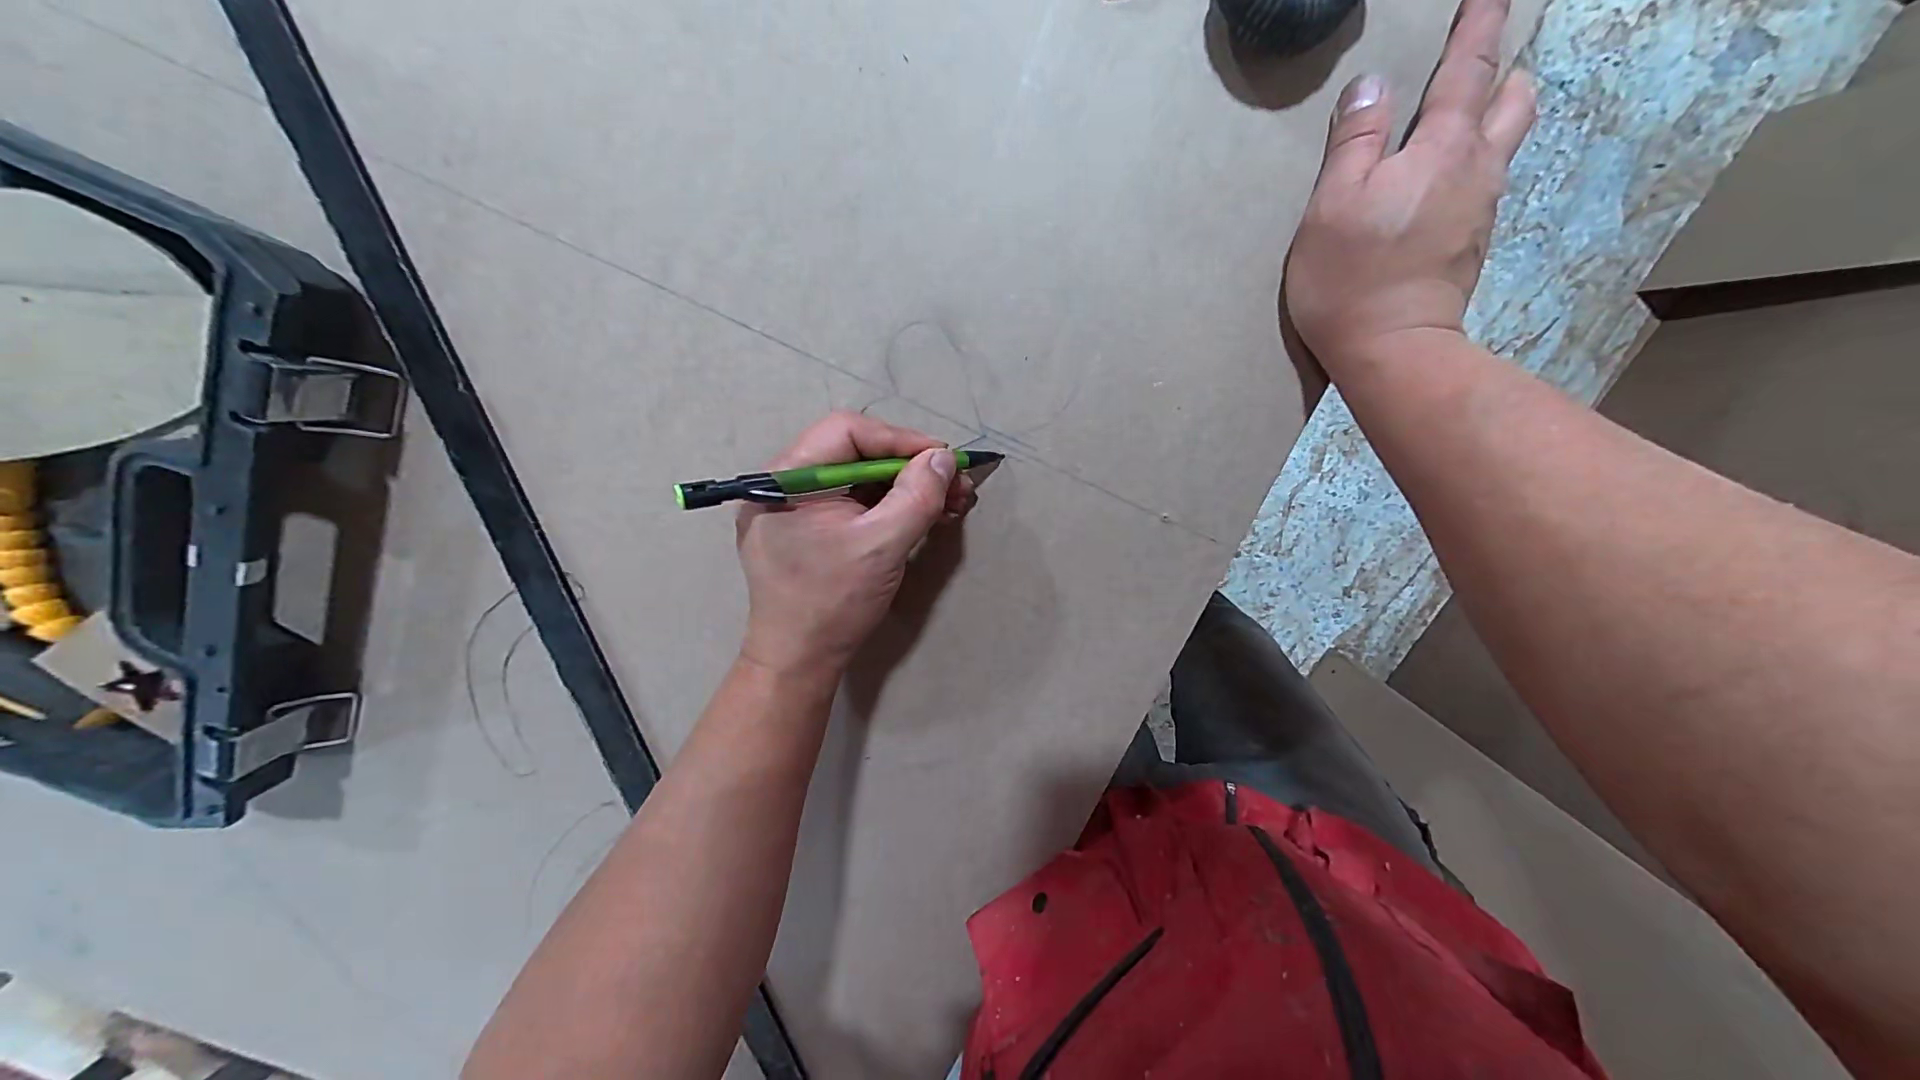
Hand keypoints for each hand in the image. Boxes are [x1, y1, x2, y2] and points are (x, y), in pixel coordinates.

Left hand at [736, 412, 978, 677]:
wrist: (799, 662)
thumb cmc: (833, 603)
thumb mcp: (882, 546)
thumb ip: (916, 496)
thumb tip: (944, 458)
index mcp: (787, 478)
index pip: (847, 432)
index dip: (900, 440)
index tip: (943, 459)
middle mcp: (786, 484)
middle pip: (856, 453)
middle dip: (910, 467)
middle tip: (955, 485)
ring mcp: (797, 508)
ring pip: (860, 479)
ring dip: (907, 487)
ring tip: (951, 502)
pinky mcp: (811, 530)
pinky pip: (854, 503)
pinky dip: (891, 506)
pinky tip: (925, 514)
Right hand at [1284, 0, 1534, 373]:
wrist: (1391, 349)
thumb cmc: (1348, 278)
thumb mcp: (1331, 206)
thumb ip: (1354, 142)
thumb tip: (1372, 85)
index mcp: (1441, 150)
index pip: (1468, 70)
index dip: (1479, 25)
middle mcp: (1476, 169)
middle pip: (1512, 99)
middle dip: (1502, 72)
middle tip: (1481, 66)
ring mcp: (1481, 210)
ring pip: (1506, 142)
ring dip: (1495, 117)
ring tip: (1466, 121)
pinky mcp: (1473, 245)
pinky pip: (1486, 183)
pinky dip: (1475, 164)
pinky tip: (1445, 184)